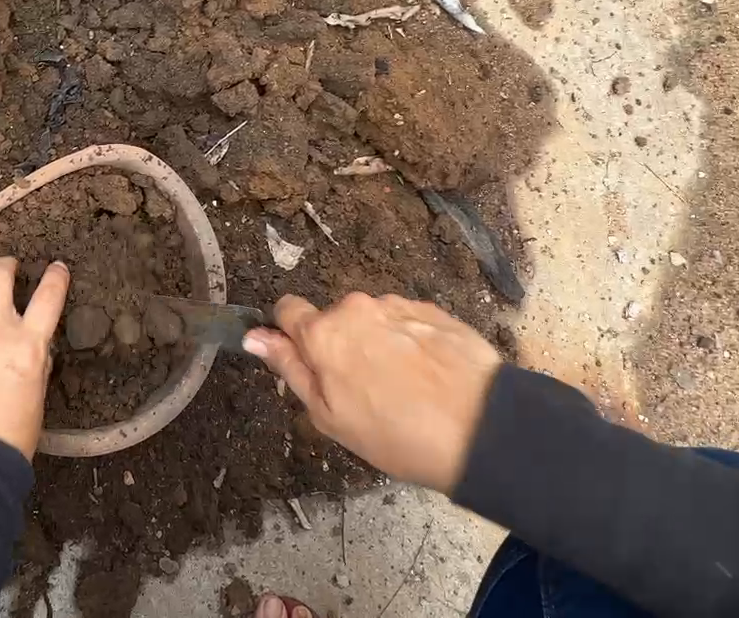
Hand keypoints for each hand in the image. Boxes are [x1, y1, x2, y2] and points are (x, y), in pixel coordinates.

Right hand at [243, 292, 500, 492]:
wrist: (485, 430)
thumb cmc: (397, 433)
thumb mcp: (329, 415)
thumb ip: (289, 368)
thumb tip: (253, 335)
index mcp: (322, 332)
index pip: (286, 309)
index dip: (292, 335)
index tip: (311, 363)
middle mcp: (354, 307)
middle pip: (333, 318)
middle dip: (340, 344)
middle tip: (364, 389)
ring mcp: (396, 305)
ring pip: (371, 320)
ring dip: (377, 343)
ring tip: (404, 386)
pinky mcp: (433, 310)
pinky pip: (406, 321)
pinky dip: (410, 342)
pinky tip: (429, 376)